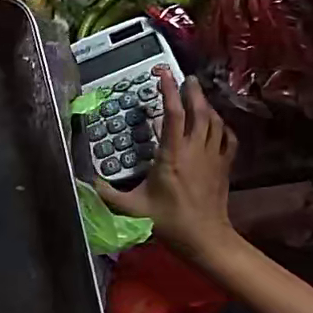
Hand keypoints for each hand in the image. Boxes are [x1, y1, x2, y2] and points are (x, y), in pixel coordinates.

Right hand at [97, 69, 238, 257]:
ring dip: (207, 104)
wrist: (205, 239)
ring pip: (215, 121)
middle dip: (193, 90)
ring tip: (199, 95)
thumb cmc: (169, 222)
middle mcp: (195, 149)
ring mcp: (214, 156)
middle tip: (186, 78)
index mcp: (172, 154)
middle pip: (199, 109)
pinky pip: (228, 138)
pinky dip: (223, 126)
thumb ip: (107, 195)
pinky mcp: (225, 166)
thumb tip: (85, 183)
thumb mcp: (133, 209)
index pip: (173, 113)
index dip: (169, 90)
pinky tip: (217, 124)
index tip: (164, 73)